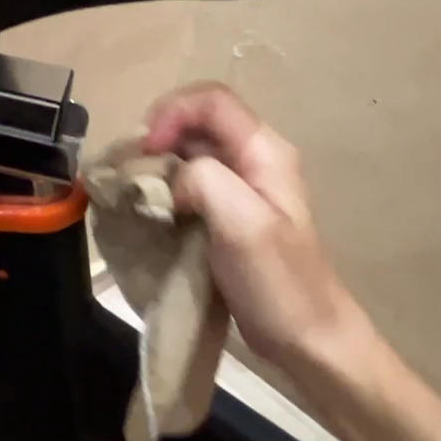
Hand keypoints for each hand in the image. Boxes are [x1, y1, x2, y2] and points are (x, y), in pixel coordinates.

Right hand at [142, 83, 379, 376]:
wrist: (308, 340)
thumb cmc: (278, 282)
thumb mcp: (243, 223)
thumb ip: (205, 180)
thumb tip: (171, 181)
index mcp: (263, 151)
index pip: (211, 100)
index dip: (172, 113)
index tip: (147, 151)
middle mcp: (252, 159)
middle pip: (196, 121)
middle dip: (158, 138)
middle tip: (132, 173)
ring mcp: (240, 187)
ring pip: (188, 153)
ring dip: (157, 166)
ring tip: (135, 194)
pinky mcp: (226, 213)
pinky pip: (188, 184)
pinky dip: (163, 190)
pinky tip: (150, 213)